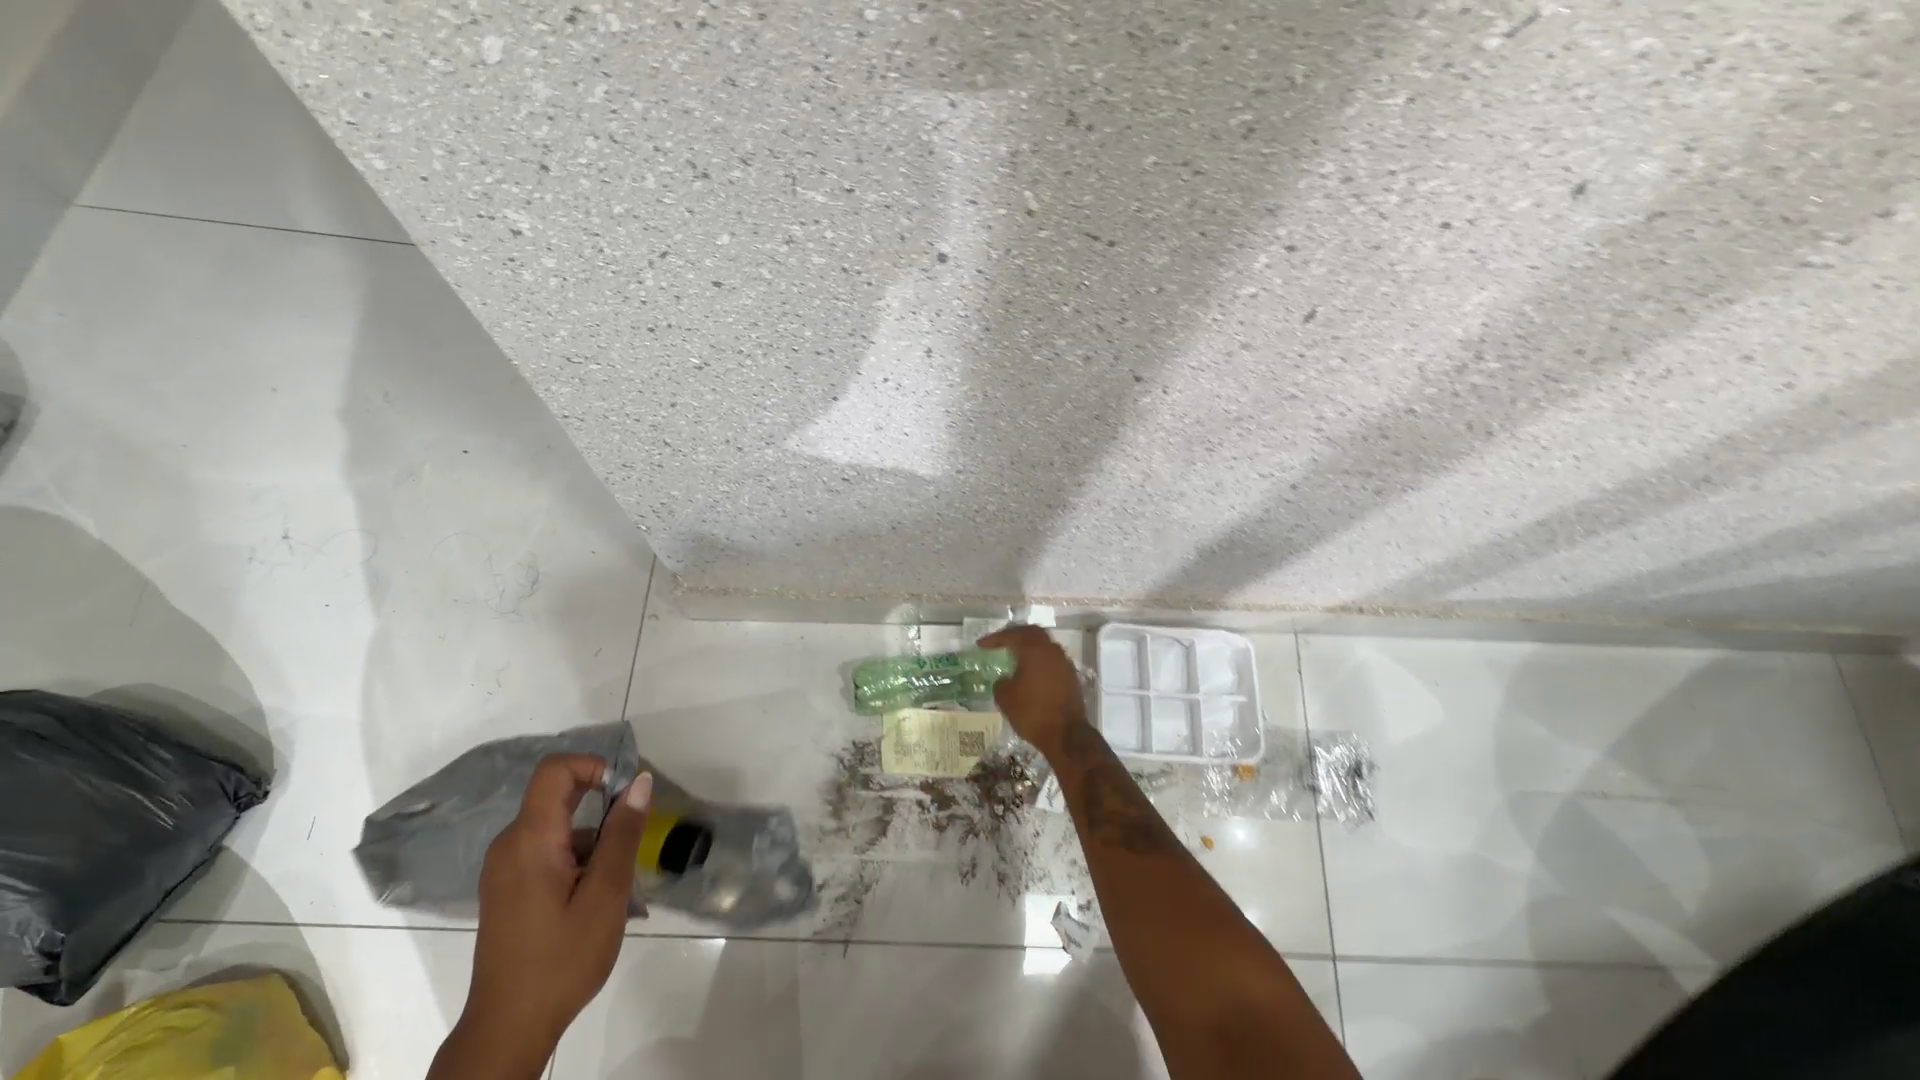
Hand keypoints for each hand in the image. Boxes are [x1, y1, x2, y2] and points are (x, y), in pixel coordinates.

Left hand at [441, 755, 651, 1077]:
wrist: (508, 1027)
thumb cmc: (562, 959)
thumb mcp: (606, 896)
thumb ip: (623, 834)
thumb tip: (640, 782)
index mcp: (530, 839)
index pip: (555, 770)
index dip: (593, 767)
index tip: (626, 796)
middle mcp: (510, 845)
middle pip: (556, 797)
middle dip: (601, 807)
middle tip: (632, 842)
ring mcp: (504, 869)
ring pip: (556, 828)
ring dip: (593, 841)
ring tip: (617, 888)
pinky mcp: (507, 890)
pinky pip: (545, 853)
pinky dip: (576, 860)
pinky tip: (596, 902)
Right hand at [979, 624, 1087, 758]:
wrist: (1066, 734)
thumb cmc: (1032, 713)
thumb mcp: (1005, 698)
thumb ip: (1001, 683)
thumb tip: (1006, 679)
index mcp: (1034, 650)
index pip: (1012, 635)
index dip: (995, 638)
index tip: (981, 645)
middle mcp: (1052, 651)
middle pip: (1033, 633)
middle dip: (1015, 635)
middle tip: (1001, 641)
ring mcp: (1064, 663)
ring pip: (1045, 646)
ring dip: (1030, 647)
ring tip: (1015, 656)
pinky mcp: (1071, 677)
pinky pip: (1052, 660)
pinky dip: (1039, 661)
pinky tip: (1031, 672)